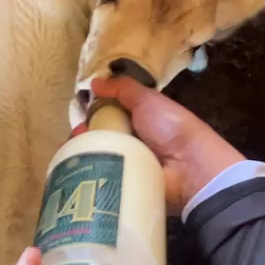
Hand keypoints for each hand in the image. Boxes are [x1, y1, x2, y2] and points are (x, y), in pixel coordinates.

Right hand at [90, 77, 244, 215]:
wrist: (187, 166)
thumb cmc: (169, 125)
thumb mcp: (146, 99)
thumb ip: (122, 88)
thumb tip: (94, 82)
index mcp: (139, 119)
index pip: (111, 113)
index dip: (96, 110)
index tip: (83, 110)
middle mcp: (132, 140)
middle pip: (101, 134)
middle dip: (86, 131)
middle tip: (79, 131)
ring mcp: (127, 163)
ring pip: (98, 155)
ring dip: (84, 149)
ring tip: (77, 148)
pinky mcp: (124, 183)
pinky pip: (102, 175)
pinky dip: (90, 169)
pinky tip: (81, 164)